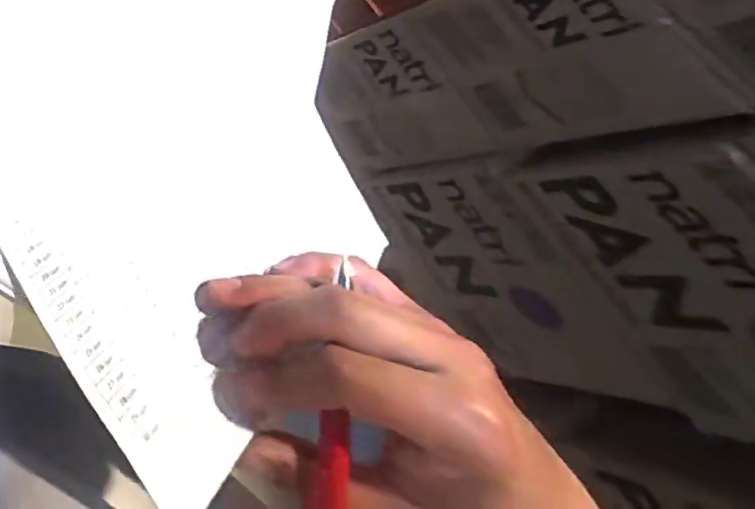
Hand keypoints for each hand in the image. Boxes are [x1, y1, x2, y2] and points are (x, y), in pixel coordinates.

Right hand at [197, 253, 594, 508]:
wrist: (535, 502)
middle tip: (219, 343)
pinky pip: (359, 274)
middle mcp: (449, 356)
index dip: (278, 380)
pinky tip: (273, 278)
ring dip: (274, 287)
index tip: (232, 395)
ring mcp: (437, 326)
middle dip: (268, 321)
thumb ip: (318, 482)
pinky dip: (309, 268)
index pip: (344, 374)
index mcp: (455, 420)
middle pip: (340, 312)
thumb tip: (244, 440)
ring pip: (343, 283)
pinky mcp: (421, 313)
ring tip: (220, 296)